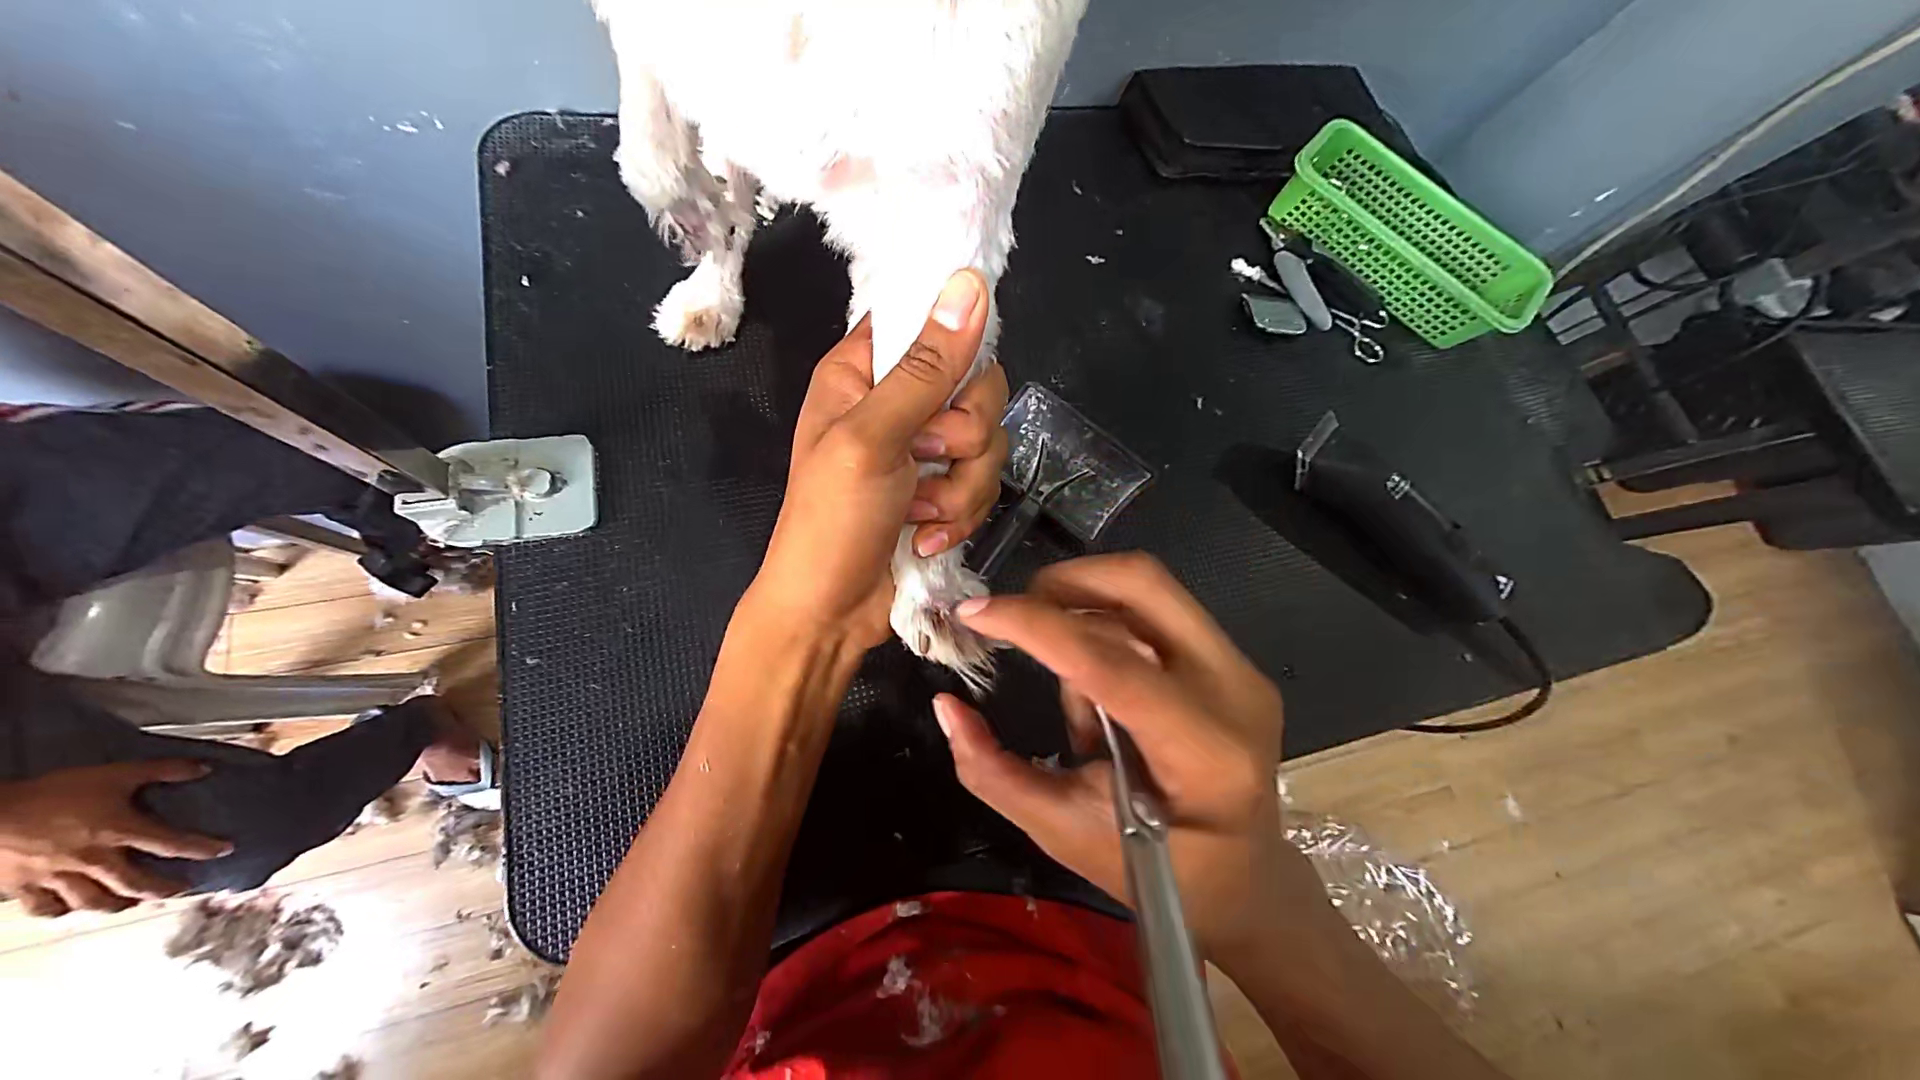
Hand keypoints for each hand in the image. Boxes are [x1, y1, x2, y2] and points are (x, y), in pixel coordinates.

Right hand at [0, 760, 232, 916]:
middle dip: (162, 889)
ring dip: (116, 904)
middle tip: (182, 891)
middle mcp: (93, 860)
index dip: (202, 848)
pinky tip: (71, 909)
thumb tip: (206, 768)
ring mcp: (55, 877)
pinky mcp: (21, 887)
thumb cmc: (53, 793)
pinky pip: (44, 908)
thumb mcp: (117, 774)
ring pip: (92, 901)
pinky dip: (62, 911)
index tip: (225, 851)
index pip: (172, 844)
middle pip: (135, 883)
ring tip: (133, 903)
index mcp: (120, 832)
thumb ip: (164, 770)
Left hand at [750, 268, 1008, 647]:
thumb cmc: (831, 521)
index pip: (927, 320)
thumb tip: (970, 286)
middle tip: (925, 458)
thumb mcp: (872, 439)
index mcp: (863, 370)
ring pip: (988, 440)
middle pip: (976, 385)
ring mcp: (924, 449)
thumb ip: (925, 369)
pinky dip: (962, 513)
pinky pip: (985, 482)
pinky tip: (928, 534)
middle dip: (963, 435)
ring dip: (961, 487)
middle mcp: (897, 402)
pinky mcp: (943, 490)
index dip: (954, 343)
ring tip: (920, 512)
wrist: (830, 613)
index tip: (958, 381)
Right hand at [932, 553, 1291, 957]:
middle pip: (1142, 584)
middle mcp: (1234, 691)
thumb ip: (993, 772)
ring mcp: (1241, 668)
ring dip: (1083, 610)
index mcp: (1203, 751)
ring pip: (1146, 588)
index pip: (1109, 662)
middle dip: (1063, 583)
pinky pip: (1155, 608)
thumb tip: (946, 706)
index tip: (973, 612)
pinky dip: (1106, 623)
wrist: (1246, 879)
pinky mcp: (1233, 658)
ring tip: (1070, 687)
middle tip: (1015, 615)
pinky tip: (1098, 685)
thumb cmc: (1161, 875)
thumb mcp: (1063, 832)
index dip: (1034, 626)